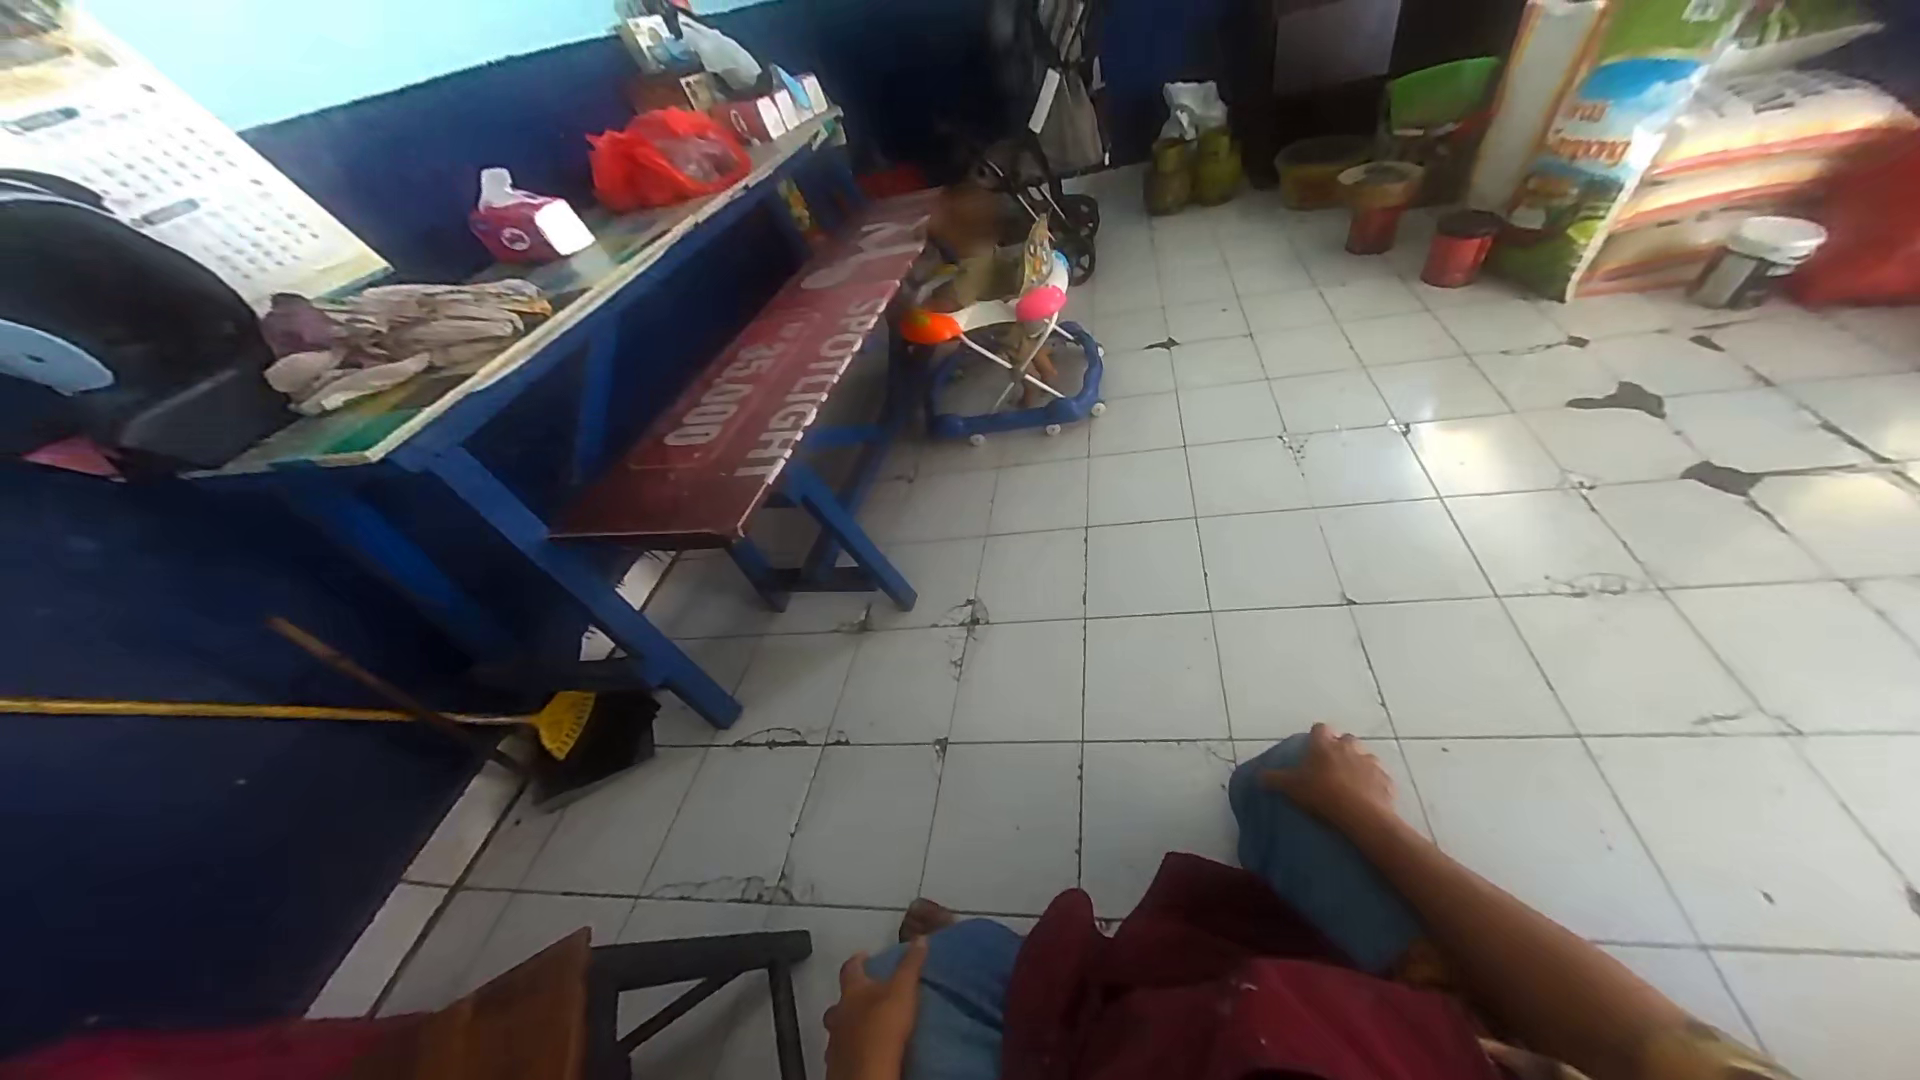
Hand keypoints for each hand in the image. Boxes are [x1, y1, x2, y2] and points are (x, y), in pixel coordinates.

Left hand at [824, 936, 927, 1079]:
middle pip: (837, 1003)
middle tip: (862, 999)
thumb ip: (910, 964)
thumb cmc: (884, 1023)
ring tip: (862, 1030)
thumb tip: (920, 938)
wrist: (868, 1071)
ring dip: (847, 1028)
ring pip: (837, 1031)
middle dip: (847, 1000)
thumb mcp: (903, 989)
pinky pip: (841, 1055)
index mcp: (852, 992)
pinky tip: (861, 1055)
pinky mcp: (836, 1067)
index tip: (863, 955)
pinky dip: (849, 1052)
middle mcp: (838, 1015)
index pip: (850, 969)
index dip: (856, 961)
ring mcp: (834, 1043)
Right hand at [1260, 723, 1397, 833]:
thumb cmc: (1321, 793)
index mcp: (1324, 744)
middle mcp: (1348, 747)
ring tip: (1352, 780)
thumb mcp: (1290, 786)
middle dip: (1341, 747)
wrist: (1360, 815)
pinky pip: (1380, 777)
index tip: (1312, 747)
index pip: (1320, 728)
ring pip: (1365, 756)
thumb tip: (1258, 775)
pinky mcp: (1386, 780)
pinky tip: (1369, 794)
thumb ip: (1272, 778)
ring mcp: (1370, 762)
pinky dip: (1375, 782)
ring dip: (1360, 763)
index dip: (1317, 736)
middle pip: (1346, 739)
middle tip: (1332, 763)